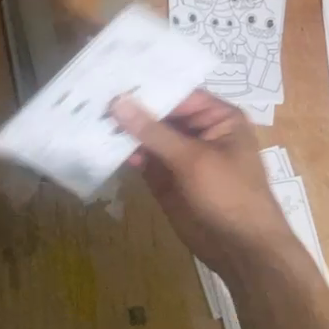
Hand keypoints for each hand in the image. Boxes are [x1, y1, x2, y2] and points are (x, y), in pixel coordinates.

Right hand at [110, 90, 299, 274]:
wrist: (240, 248)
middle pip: (159, 114)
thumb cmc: (228, 194)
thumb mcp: (192, 158)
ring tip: (88, 119)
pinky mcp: (165, 177)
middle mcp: (198, 131)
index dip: (145, 88)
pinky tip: (99, 146)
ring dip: (123, 131)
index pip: (177, 93)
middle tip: (91, 98)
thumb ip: (153, 130)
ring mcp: (180, 156)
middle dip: (129, 109)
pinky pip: (141, 158)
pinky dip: (124, 154)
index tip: (110, 80)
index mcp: (218, 118)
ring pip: (146, 136)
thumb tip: (117, 103)